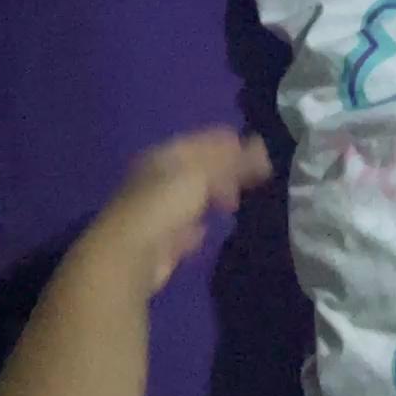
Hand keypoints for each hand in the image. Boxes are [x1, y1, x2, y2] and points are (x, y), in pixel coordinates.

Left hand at [77, 127, 272, 296]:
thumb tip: (260, 148)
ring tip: (236, 202)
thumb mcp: (203, 174)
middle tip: (255, 177)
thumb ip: (231, 161)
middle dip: (226, 170)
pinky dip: (202, 221)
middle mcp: (159, 178)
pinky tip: (212, 227)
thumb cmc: (167, 205)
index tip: (259, 150)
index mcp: (164, 157)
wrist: (134, 253)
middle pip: (199, 168)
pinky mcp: (164, 236)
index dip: (230, 144)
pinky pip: (189, 223)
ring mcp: (160, 208)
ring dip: (216, 195)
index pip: (201, 142)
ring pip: (195, 195)